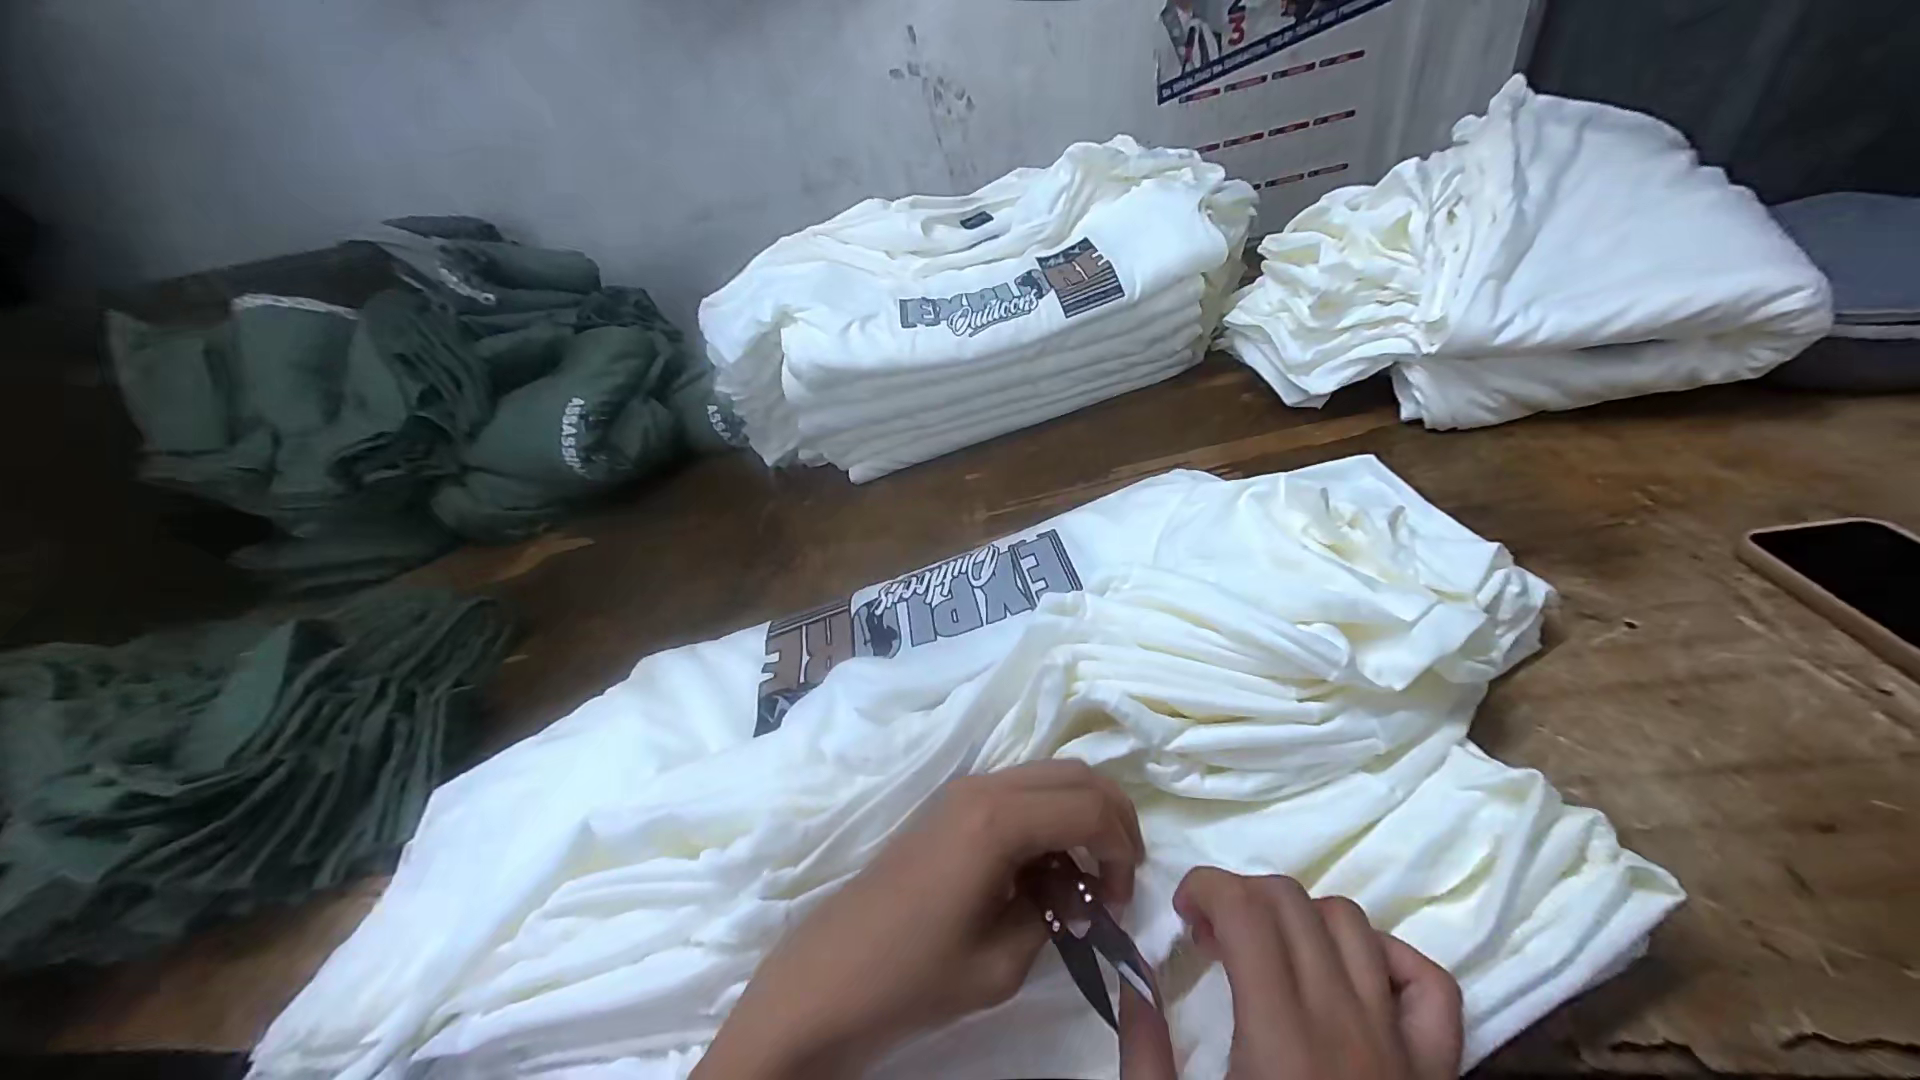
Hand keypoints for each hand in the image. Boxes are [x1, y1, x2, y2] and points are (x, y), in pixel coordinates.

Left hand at [693, 759, 1144, 1079]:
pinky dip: (1048, 817)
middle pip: (1075, 773)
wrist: (829, 976)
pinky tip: (1044, 868)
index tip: (1122, 899)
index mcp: (996, 820)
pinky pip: (1018, 792)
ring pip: (1047, 776)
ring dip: (1079, 814)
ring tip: (1085, 877)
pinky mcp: (949, 804)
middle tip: (1119, 876)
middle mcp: (982, 786)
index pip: (1089, 807)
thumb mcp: (1002, 962)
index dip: (1123, 848)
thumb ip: (1055, 914)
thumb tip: (1079, 892)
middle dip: (1111, 817)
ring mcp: (961, 789)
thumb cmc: (913, 976)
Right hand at [1122, 867, 1462, 1079]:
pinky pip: (1427, 983)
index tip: (1179, 913)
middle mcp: (1346, 1027)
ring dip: (1298, 917)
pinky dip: (1383, 956)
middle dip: (1238, 894)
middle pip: (1291, 901)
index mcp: (1280, 1041)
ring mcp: (1401, 1048)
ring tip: (1268, 950)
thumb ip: (1142, 1049)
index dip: (1203, 886)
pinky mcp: (1437, 1071)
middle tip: (1209, 935)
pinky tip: (1344, 975)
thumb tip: (1131, 973)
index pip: (1246, 909)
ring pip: (1351, 923)